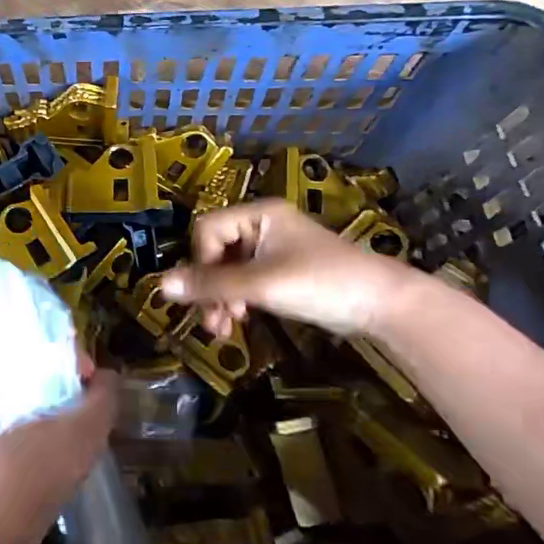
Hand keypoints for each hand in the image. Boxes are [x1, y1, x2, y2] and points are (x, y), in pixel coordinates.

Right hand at [0, 355, 118, 543]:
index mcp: (88, 422)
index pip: (109, 382)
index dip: (88, 364)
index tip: (58, 356)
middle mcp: (93, 444)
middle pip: (96, 403)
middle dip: (71, 382)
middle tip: (39, 369)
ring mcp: (80, 468)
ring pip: (82, 425)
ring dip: (61, 407)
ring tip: (26, 395)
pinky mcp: (64, 485)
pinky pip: (69, 445)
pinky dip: (53, 430)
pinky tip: (20, 427)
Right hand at [159, 199, 417, 337]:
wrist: (383, 306)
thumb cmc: (322, 283)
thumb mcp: (261, 284)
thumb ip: (211, 285)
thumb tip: (159, 286)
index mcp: (258, 214)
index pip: (207, 230)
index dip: (201, 262)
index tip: (208, 293)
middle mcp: (262, 226)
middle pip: (215, 252)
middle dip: (210, 288)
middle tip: (211, 322)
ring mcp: (272, 250)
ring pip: (227, 270)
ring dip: (220, 299)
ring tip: (223, 329)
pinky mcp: (281, 273)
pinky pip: (244, 282)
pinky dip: (236, 301)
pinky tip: (237, 322)